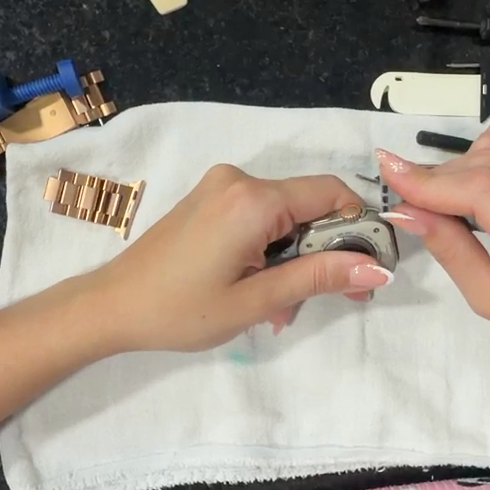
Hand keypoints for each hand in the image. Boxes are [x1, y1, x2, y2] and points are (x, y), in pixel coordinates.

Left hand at [88, 165, 392, 352]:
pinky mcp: (209, 200)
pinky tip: (260, 288)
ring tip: (281, 308)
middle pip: (309, 205)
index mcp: (253, 199)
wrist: (110, 306)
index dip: (359, 228)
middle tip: (330, 300)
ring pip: (285, 216)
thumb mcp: (257, 301)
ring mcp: (220, 187)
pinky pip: (259, 217)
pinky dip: (271, 250)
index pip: (332, 193)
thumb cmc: (181, 310)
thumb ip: (319, 278)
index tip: (367, 270)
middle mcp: (239, 179)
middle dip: (324, 252)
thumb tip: (379, 269)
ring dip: (295, 258)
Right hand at [377, 120, 489, 362]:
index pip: (487, 194)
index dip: (433, 181)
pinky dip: (488, 158)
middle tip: (414, 197)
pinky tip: (482, 186)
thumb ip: (452, 252)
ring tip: (451, 198)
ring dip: (462, 165)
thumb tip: (406, 209)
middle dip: (441, 175)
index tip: (389, 173)